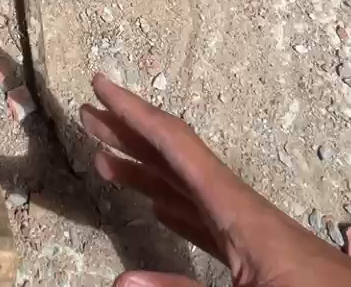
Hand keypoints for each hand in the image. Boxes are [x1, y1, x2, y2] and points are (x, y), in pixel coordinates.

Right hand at [83, 73, 350, 286]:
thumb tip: (119, 283)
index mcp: (239, 210)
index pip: (177, 144)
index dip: (134, 112)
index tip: (99, 83)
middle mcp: (242, 211)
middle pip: (177, 158)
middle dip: (130, 135)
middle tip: (85, 116)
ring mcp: (255, 235)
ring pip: (190, 189)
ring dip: (146, 171)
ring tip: (105, 161)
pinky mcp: (264, 260)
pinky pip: (207, 219)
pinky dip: (175, 207)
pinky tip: (159, 208)